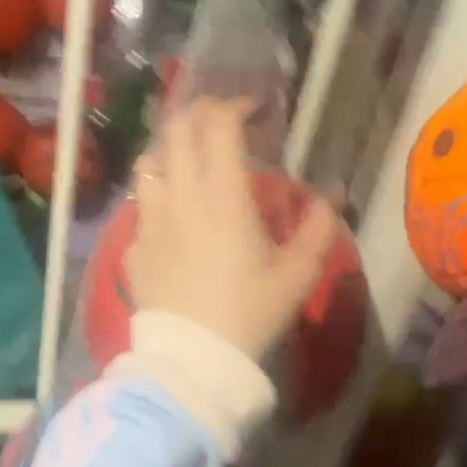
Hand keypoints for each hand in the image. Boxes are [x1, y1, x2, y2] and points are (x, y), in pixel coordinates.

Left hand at [125, 98, 338, 361]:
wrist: (194, 361)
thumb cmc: (250, 314)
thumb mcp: (297, 276)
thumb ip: (319, 228)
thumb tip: (334, 194)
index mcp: (222, 195)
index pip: (218, 124)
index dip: (236, 105)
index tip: (255, 111)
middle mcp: (179, 196)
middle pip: (177, 129)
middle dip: (201, 114)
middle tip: (223, 125)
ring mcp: (149, 221)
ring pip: (149, 162)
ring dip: (171, 151)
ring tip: (190, 164)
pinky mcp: (132, 247)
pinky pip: (141, 206)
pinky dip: (158, 198)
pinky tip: (172, 219)